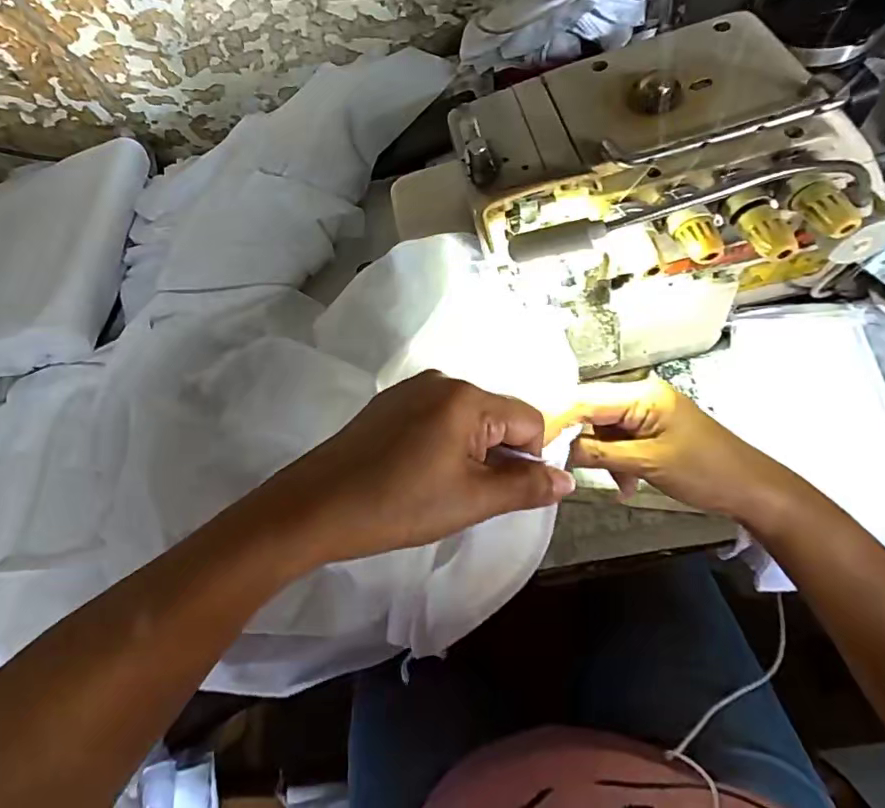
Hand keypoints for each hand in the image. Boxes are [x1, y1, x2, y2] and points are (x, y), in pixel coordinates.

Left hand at [248, 371, 576, 567]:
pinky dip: (441, 444)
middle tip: (468, 495)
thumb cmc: (399, 503)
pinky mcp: (388, 403)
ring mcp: (410, 388)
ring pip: (467, 419)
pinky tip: (417, 474)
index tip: (503, 494)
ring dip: (470, 453)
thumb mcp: (471, 500)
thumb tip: (566, 480)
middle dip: (497, 456)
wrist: (317, 505)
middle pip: (497, 416)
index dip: (529, 459)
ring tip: (440, 488)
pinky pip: (437, 418)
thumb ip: (525, 486)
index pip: (530, 418)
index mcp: (466, 396)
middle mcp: (441, 380)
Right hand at [554, 378, 805, 525]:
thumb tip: (558, 449)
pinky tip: (624, 482)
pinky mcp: (653, 427)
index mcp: (642, 393)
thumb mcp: (648, 463)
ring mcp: (648, 410)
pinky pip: (619, 436)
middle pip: (591, 411)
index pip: (585, 400)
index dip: (558, 421)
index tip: (537, 443)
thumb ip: (599, 453)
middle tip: (564, 466)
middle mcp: (641, 393)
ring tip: (615, 483)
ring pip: (603, 426)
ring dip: (600, 454)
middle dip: (579, 440)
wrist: (757, 492)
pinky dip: (615, 458)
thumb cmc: (706, 472)